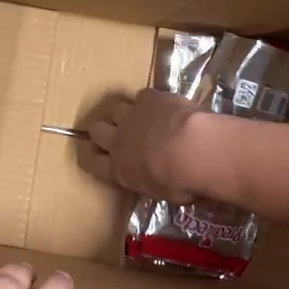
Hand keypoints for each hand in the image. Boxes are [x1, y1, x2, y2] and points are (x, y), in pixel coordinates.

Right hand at [79, 89, 207, 202]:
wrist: (193, 149)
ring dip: (126, 114)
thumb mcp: (161, 192)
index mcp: (119, 169)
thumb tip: (156, 178)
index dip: (97, 159)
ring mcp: (131, 116)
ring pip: (116, 109)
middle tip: (120, 135)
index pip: (94, 163)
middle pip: (97, 130)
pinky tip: (164, 106)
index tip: (103, 158)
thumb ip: (151, 180)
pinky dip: (151, 101)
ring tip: (142, 119)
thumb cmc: (180, 182)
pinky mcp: (149, 98)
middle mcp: (118, 140)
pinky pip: (143, 95)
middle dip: (105, 132)